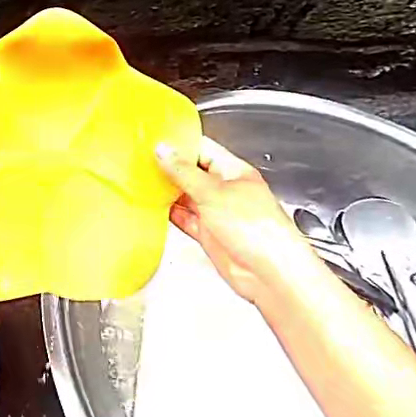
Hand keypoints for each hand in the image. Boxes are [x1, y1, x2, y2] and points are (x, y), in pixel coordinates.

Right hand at [156, 137, 320, 305]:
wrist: (270, 274)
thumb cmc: (259, 230)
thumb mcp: (214, 193)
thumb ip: (185, 173)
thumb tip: (165, 152)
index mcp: (233, 171)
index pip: (203, 149)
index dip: (181, 145)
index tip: (159, 142)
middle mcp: (226, 190)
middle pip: (194, 173)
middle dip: (173, 169)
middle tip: (146, 162)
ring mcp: (218, 214)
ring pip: (188, 197)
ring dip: (170, 192)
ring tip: (146, 182)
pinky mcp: (211, 235)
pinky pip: (187, 220)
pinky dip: (173, 215)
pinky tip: (158, 209)